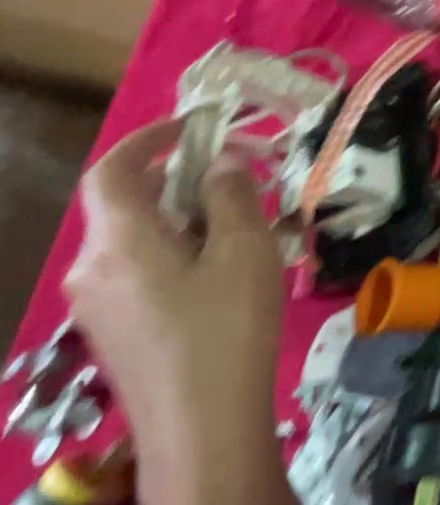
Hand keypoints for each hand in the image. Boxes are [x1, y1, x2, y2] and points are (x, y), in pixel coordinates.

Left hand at [63, 118, 294, 504]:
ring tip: (248, 221)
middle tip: (245, 173)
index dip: (149, 138)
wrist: (200, 415)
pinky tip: (226, 264)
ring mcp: (98, 299)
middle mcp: (93, 265)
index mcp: (120, 240)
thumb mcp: (245, 250)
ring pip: (138, 235)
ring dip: (186, 215)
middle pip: (127, 203)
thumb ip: (232, 197)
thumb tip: (223, 163)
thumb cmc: (227, 322)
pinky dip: (179, 245)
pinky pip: (141, 265)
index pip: (113, 171)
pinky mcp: (114, 324)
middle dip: (182, 178)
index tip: (197, 123)